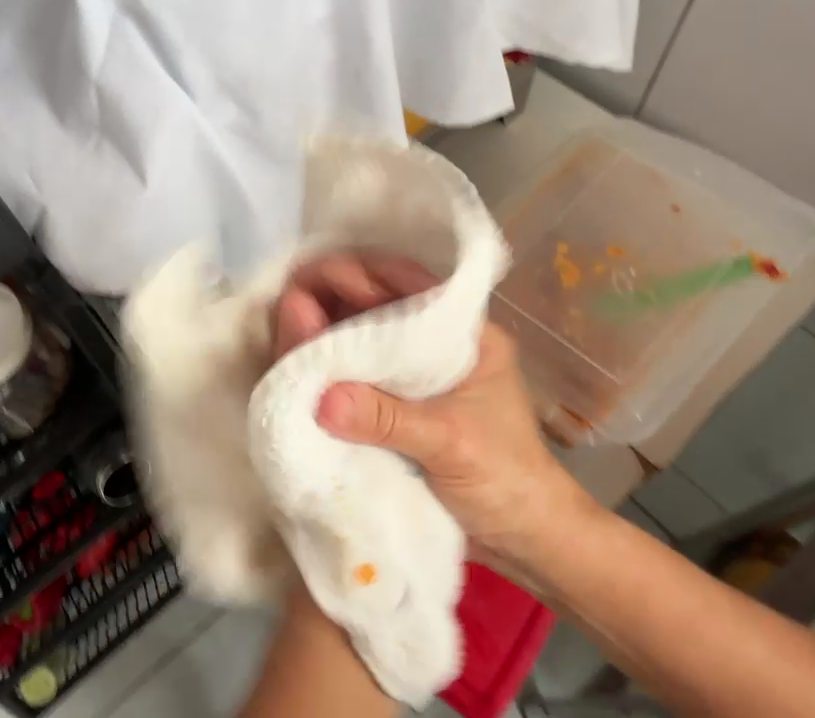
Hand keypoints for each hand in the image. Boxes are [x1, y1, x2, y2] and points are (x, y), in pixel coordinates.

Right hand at [273, 254, 605, 584]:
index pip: (410, 284)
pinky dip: (326, 366)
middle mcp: (438, 344)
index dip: (360, 274)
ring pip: (361, 336)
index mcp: (467, 335)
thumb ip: (389, 419)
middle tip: (289, 301)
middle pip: (377, 304)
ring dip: (323, 330)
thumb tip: (322, 398)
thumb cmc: (507, 481)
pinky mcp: (397, 407)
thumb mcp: (451, 445)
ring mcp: (415, 377)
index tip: (314, 279)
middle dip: (330, 297)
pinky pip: (355, 374)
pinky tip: (296, 362)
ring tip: (286, 323)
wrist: (528, 540)